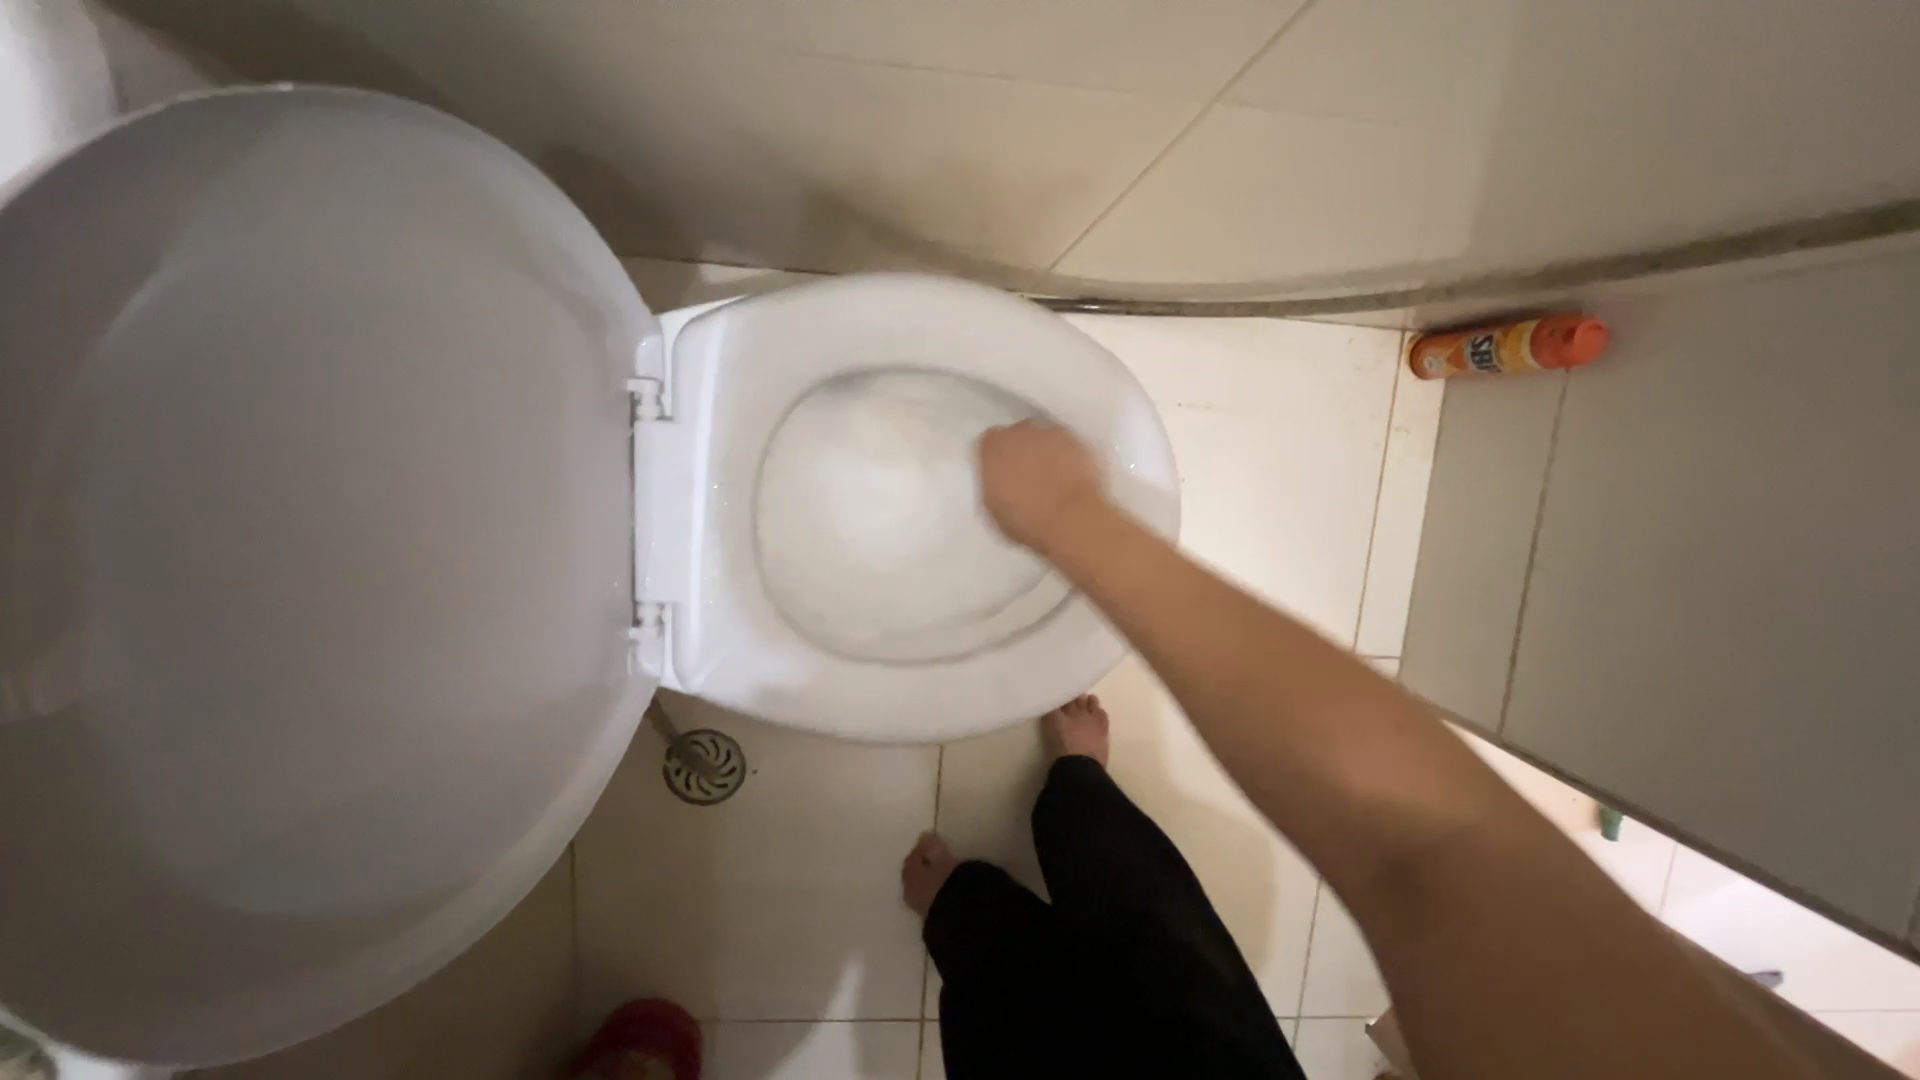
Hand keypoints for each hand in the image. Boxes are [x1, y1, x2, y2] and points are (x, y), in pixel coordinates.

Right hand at [976, 419, 1108, 551]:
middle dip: (1021, 450)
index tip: (1001, 474)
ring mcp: (1052, 433)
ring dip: (1045, 451)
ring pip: (1045, 437)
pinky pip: (1068, 445)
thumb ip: (992, 482)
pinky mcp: (1079, 441)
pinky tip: (1071, 476)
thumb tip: (998, 478)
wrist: (1071, 519)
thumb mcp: (992, 506)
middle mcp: (1021, 431)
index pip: (989, 442)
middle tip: (1027, 475)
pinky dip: (1068, 456)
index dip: (996, 457)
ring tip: (1052, 476)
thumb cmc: (1025, 519)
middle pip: (1018, 434)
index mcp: (993, 447)